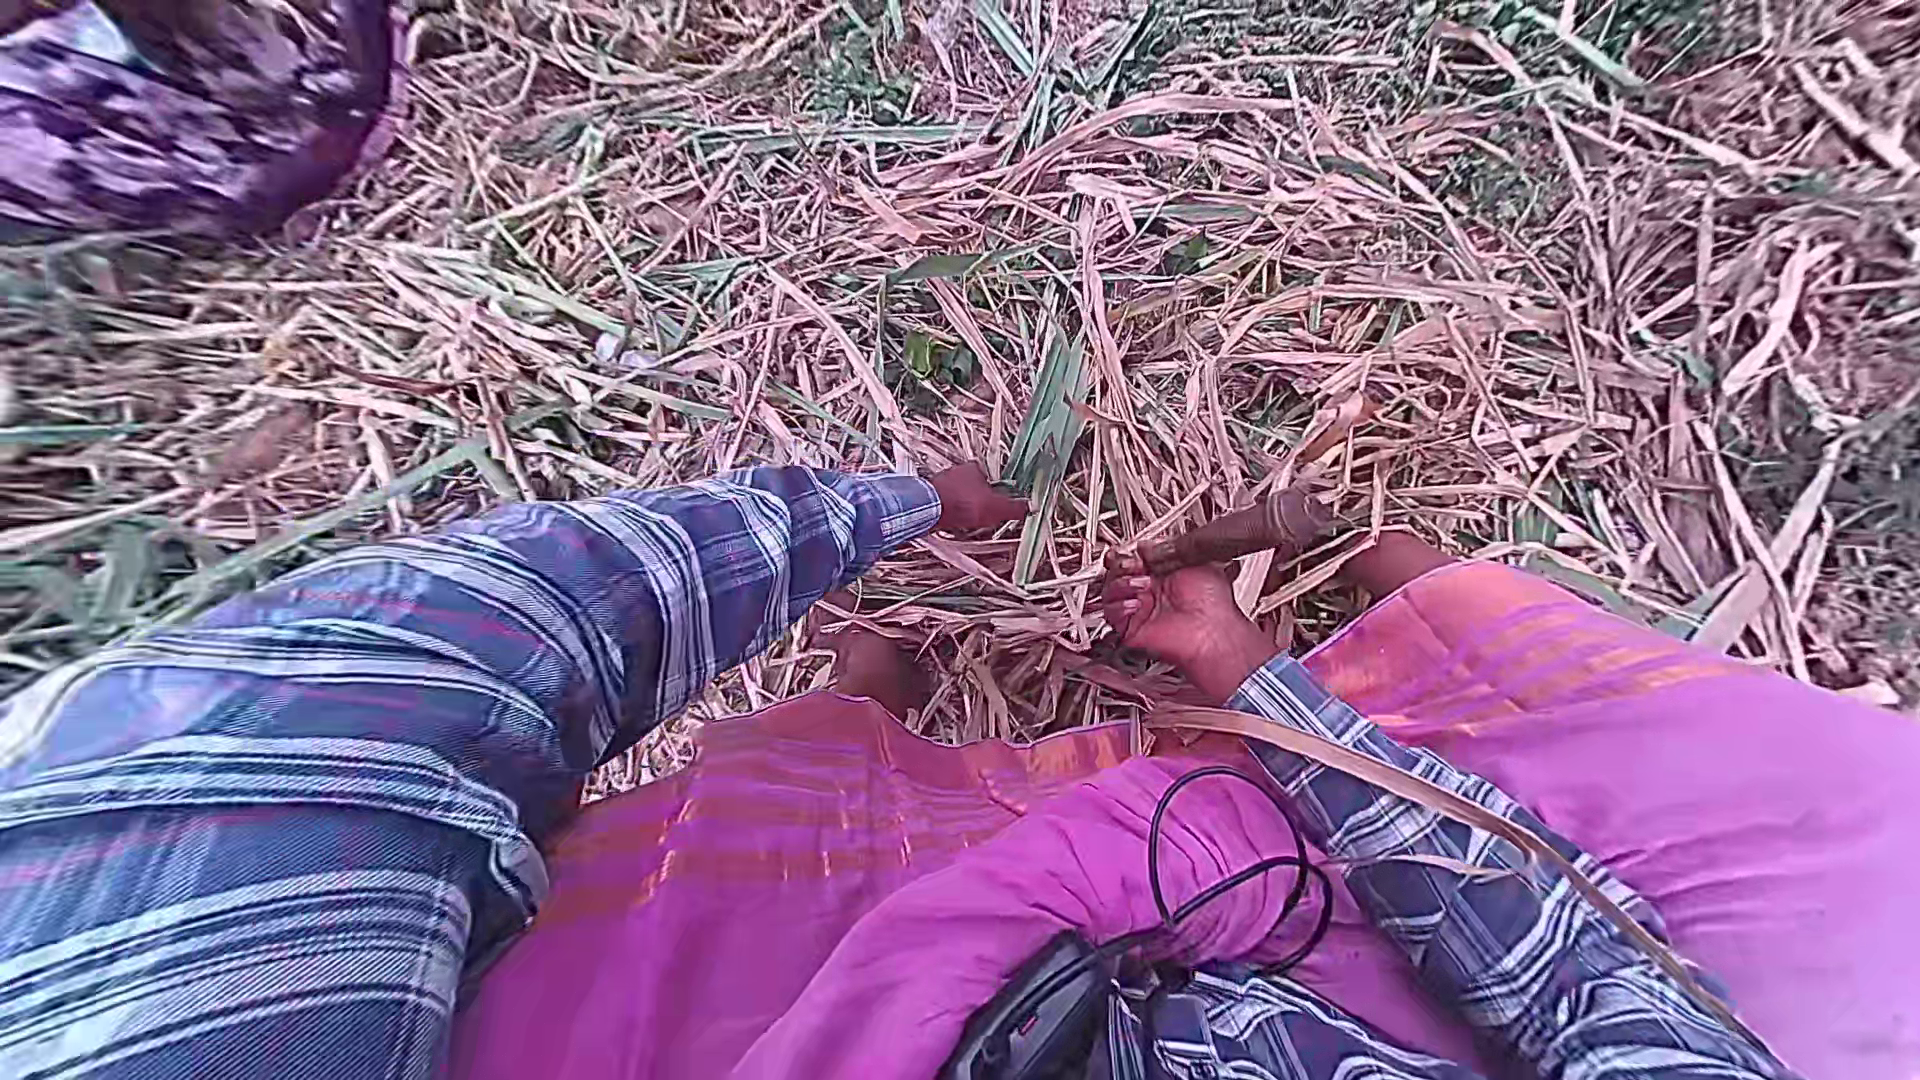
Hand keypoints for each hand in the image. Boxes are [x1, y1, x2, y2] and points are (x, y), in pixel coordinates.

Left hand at [926, 462, 1028, 531]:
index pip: (989, 477)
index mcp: (974, 468)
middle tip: (981, 514)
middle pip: (971, 485)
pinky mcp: (928, 494)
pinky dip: (948, 511)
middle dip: (977, 499)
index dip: (994, 491)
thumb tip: (1031, 507)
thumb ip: (1014, 508)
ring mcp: (940, 482)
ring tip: (966, 520)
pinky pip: (943, 502)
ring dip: (961, 506)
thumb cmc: (965, 504)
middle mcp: (956, 471)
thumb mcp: (997, 508)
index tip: (995, 505)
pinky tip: (951, 520)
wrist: (930, 509)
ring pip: (956, 493)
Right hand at [1100, 552, 1279, 703]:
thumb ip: (1167, 548)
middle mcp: (1149, 591)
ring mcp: (1139, 608)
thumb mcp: (1195, 560)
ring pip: (1109, 589)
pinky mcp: (1130, 627)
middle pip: (1115, 572)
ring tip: (1140, 584)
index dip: (1128, 553)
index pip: (1131, 558)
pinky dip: (1118, 605)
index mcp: (1162, 574)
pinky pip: (1110, 613)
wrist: (1212, 631)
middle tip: (1134, 565)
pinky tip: (1135, 602)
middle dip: (1122, 564)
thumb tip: (1144, 545)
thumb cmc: (1213, 603)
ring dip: (1121, 583)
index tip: (1133, 551)